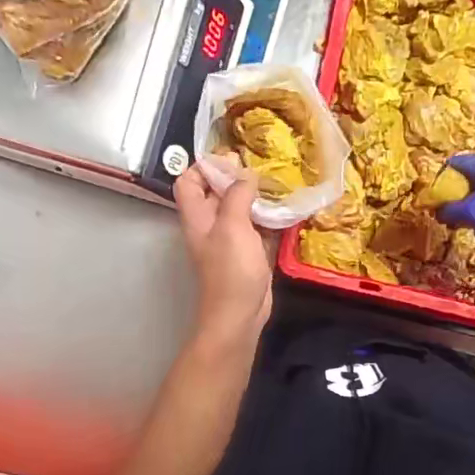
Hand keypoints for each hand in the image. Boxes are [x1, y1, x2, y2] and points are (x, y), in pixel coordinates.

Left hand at [175, 162, 271, 344]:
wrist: (239, 316)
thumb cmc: (231, 271)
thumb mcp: (232, 226)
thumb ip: (237, 195)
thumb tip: (245, 173)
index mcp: (197, 217)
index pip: (188, 181)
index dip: (205, 166)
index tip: (232, 158)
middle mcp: (210, 226)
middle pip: (216, 192)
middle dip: (236, 177)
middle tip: (262, 166)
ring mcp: (230, 241)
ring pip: (239, 209)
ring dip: (255, 197)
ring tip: (278, 182)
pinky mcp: (248, 254)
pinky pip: (256, 228)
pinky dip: (268, 217)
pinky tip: (286, 209)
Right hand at [439, 153, 474, 261]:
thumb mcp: (472, 213)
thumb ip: (449, 211)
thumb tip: (436, 211)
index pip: (453, 163)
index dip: (440, 181)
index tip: (435, 201)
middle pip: (468, 177)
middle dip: (456, 198)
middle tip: (450, 217)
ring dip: (471, 208)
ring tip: (469, 226)